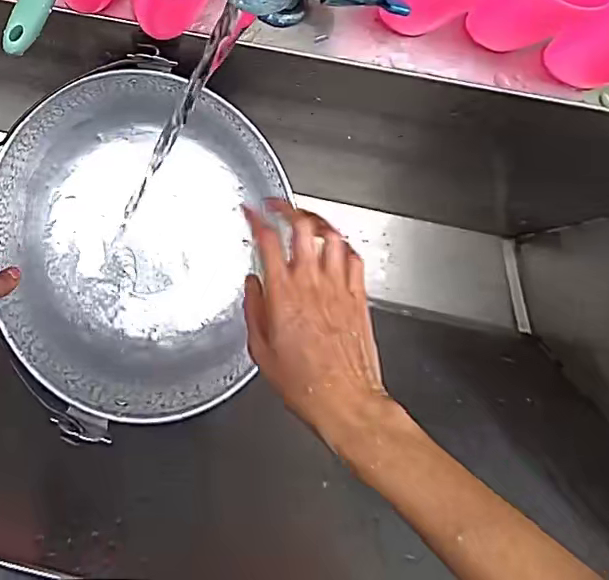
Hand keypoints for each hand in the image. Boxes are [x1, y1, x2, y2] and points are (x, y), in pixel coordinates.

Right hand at [243, 200, 396, 446]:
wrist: (347, 404)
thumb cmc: (304, 383)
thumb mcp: (260, 348)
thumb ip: (254, 309)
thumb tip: (253, 286)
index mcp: (283, 292)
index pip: (268, 239)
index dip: (256, 218)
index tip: (249, 210)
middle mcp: (312, 283)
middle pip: (302, 227)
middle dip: (287, 208)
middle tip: (277, 204)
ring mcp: (338, 288)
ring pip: (331, 237)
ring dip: (316, 221)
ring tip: (306, 217)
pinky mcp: (359, 299)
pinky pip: (354, 259)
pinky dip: (343, 245)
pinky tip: (336, 246)